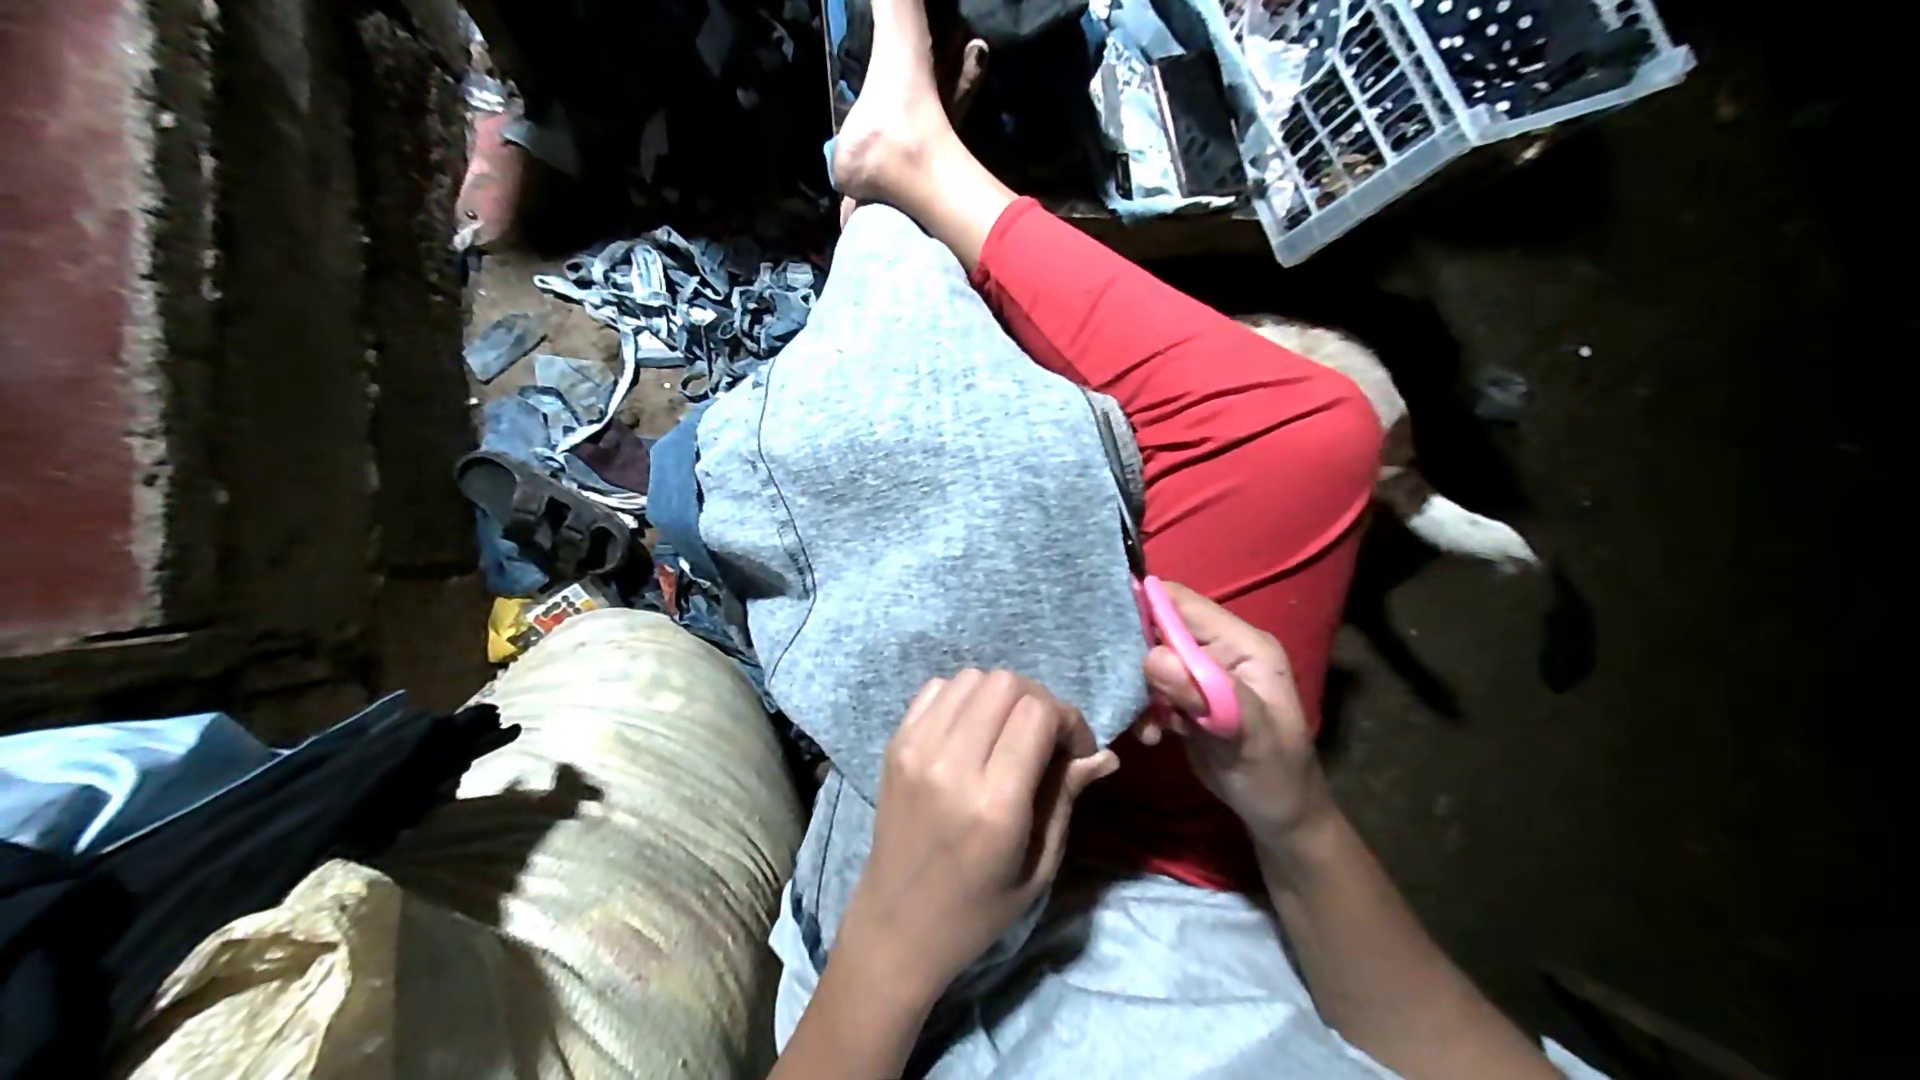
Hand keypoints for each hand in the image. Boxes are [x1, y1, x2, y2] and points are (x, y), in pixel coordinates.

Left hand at [839, 670, 1119, 1002]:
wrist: (897, 923)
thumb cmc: (978, 908)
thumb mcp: (1038, 866)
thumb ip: (1066, 797)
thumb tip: (1104, 754)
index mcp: (994, 803)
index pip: (1038, 713)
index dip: (1069, 720)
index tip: (1075, 750)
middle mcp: (951, 765)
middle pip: (1005, 683)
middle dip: (1039, 701)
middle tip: (1045, 738)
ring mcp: (915, 748)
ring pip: (972, 677)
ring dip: (1001, 696)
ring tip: (1008, 732)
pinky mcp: (895, 744)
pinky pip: (937, 688)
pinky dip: (964, 697)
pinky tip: (973, 729)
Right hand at [1137, 581, 1336, 844]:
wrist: (1279, 814)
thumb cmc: (1274, 771)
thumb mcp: (1246, 733)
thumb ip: (1202, 692)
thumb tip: (1152, 656)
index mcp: (1242, 644)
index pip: (1183, 604)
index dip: (1144, 607)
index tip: (1107, 628)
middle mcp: (1220, 650)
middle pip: (1161, 629)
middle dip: (1138, 656)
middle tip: (1123, 687)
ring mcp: (1203, 673)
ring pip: (1152, 660)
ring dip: (1141, 689)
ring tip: (1148, 724)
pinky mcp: (1188, 696)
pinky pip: (1154, 688)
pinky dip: (1146, 709)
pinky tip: (1152, 734)